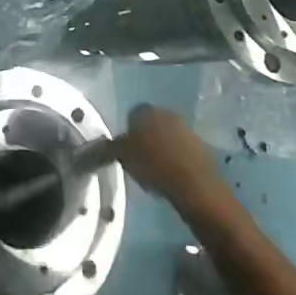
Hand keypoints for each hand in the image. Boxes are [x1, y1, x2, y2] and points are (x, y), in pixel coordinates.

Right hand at [112, 105, 233, 219]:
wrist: (194, 183)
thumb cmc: (153, 164)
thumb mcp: (123, 156)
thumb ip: (108, 149)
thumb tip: (94, 147)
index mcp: (146, 111)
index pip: (132, 115)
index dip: (127, 133)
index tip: (125, 151)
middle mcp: (167, 113)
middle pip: (151, 124)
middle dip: (145, 139)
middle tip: (139, 160)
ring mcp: (186, 128)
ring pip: (167, 135)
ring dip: (162, 148)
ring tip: (155, 171)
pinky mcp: (201, 145)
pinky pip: (182, 148)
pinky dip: (176, 158)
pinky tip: (172, 175)